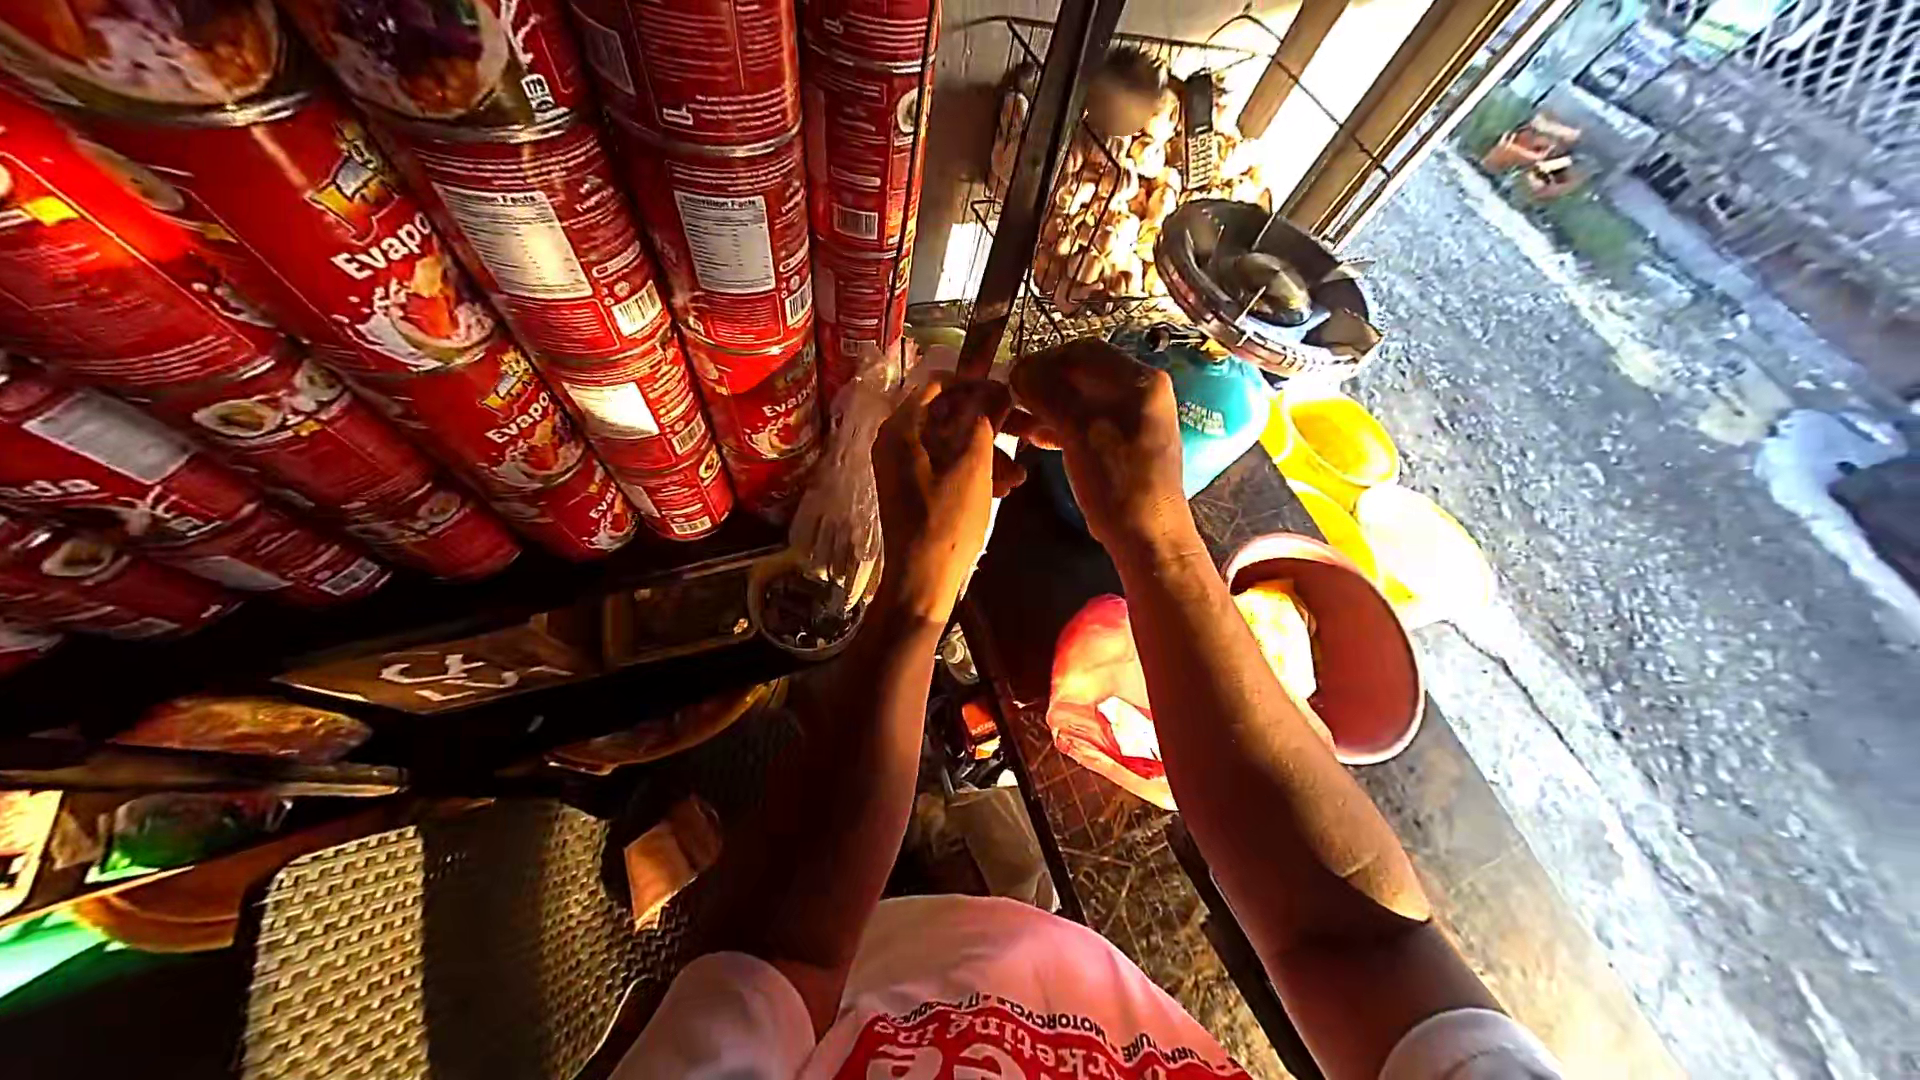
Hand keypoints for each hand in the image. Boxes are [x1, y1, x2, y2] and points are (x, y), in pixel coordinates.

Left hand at [872, 376, 1024, 624]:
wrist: (922, 579)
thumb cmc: (947, 520)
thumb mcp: (972, 465)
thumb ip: (985, 419)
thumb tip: (998, 388)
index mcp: (901, 428)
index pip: (939, 384)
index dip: (977, 385)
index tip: (1010, 396)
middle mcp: (896, 441)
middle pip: (948, 415)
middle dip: (989, 425)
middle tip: (1025, 433)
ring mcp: (902, 466)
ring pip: (951, 443)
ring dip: (987, 453)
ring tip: (1018, 477)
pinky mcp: (913, 488)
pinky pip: (946, 466)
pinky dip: (973, 471)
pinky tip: (1003, 488)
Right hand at [1009, 339, 1196, 559]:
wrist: (1145, 535)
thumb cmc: (1116, 480)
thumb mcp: (1079, 430)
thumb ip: (1048, 392)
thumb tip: (1020, 369)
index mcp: (1140, 380)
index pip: (1084, 350)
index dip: (1045, 359)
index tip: (1014, 375)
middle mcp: (1140, 392)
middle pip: (1083, 373)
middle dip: (1044, 383)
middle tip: (1013, 397)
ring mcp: (1133, 418)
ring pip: (1081, 399)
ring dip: (1048, 405)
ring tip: (1018, 418)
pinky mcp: (1122, 444)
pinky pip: (1086, 422)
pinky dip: (1060, 424)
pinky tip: (1035, 436)